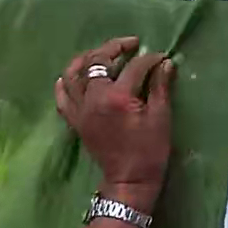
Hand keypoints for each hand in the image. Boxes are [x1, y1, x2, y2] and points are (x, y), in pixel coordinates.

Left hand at [54, 36, 175, 216]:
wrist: (129, 182)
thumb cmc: (150, 151)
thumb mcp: (161, 117)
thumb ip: (161, 86)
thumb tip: (165, 63)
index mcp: (117, 97)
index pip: (134, 66)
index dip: (150, 59)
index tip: (162, 57)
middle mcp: (93, 98)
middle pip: (97, 60)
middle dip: (115, 48)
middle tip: (132, 45)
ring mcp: (80, 109)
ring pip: (74, 73)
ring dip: (87, 58)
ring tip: (102, 53)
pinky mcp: (75, 120)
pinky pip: (62, 96)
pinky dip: (66, 82)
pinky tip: (75, 75)